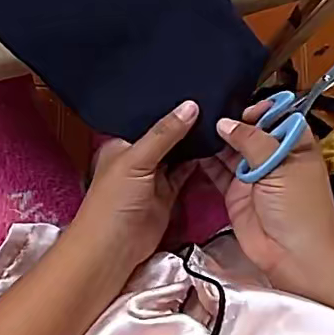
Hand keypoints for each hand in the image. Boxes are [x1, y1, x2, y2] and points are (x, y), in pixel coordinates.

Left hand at [65, 100, 198, 279]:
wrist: (114, 248)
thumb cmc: (114, 201)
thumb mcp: (136, 160)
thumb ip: (164, 134)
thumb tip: (191, 105)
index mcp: (122, 143)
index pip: (148, 118)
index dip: (168, 105)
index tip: (194, 86)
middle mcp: (138, 157)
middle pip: (166, 135)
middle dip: (185, 122)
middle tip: (215, 100)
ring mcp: (154, 176)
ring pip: (178, 153)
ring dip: (194, 141)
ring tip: (219, 117)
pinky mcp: (168, 193)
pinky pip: (186, 172)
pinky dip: (199, 162)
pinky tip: (215, 145)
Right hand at [199, 101, 333, 301]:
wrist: (295, 255)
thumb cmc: (300, 209)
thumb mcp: (281, 166)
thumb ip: (253, 140)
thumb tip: (226, 123)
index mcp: (296, 145)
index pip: (279, 116)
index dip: (262, 110)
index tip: (245, 110)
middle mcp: (274, 157)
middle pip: (251, 131)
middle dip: (233, 121)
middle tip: (209, 109)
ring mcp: (254, 175)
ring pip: (231, 149)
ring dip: (216, 138)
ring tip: (195, 122)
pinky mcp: (236, 193)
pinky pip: (217, 171)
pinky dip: (205, 160)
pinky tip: (190, 145)